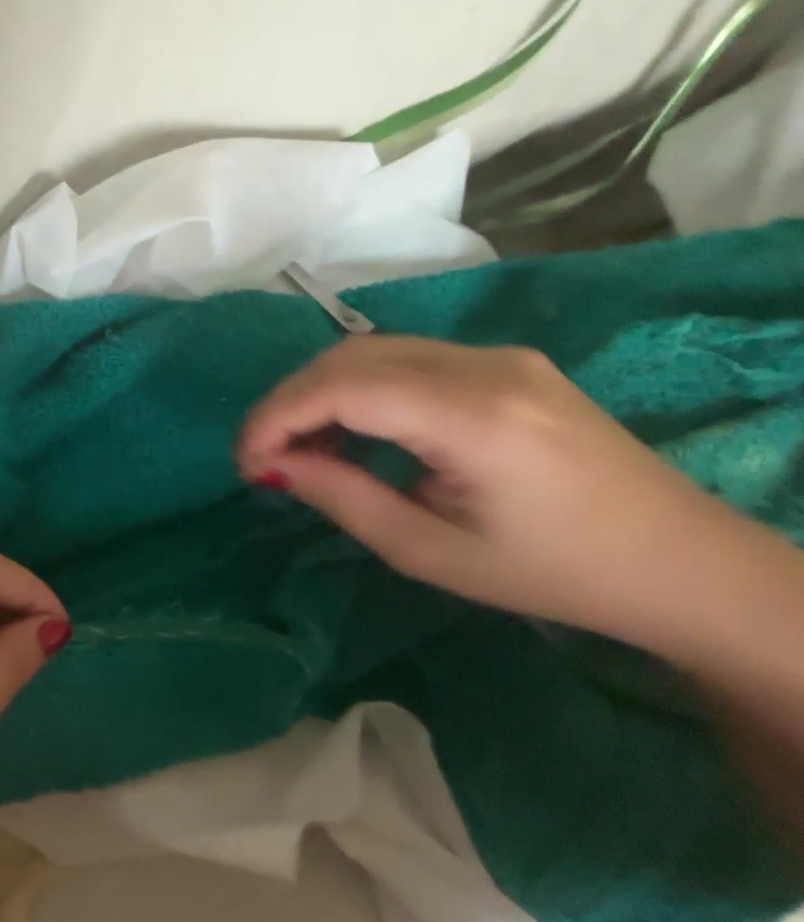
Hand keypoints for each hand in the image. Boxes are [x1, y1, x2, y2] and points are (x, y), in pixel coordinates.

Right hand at [234, 335, 743, 647]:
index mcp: (475, 418)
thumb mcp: (427, 550)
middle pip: (351, 356)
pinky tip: (349, 431)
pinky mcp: (509, 365)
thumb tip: (271, 465)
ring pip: (375, 350)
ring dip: (319, 392)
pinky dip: (358, 388)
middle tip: (262, 458)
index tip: (244, 464)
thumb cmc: (549, 572)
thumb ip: (342, 497)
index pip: (342, 387)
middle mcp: (490, 368)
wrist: (677, 562)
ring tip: (298, 449)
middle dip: (288, 401)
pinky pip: (408, 359)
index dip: (276, 417)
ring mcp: (504, 359)